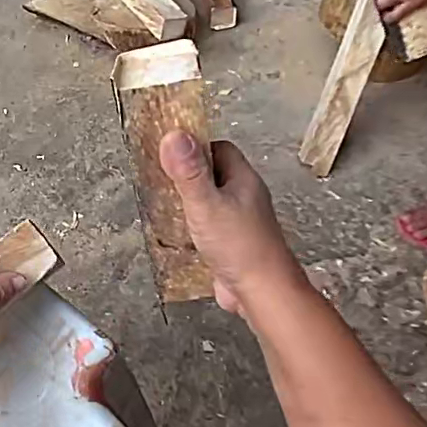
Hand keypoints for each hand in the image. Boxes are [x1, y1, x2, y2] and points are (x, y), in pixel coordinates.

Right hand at [158, 132, 302, 317]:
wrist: (262, 291)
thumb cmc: (241, 248)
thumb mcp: (206, 204)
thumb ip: (189, 172)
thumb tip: (175, 135)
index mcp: (243, 180)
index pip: (219, 148)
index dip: (196, 146)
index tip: (171, 148)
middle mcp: (245, 197)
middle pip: (216, 173)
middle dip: (191, 173)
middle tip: (165, 175)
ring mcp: (242, 221)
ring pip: (215, 200)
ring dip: (194, 200)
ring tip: (168, 202)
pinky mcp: (234, 244)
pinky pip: (213, 226)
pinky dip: (197, 226)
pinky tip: (182, 233)